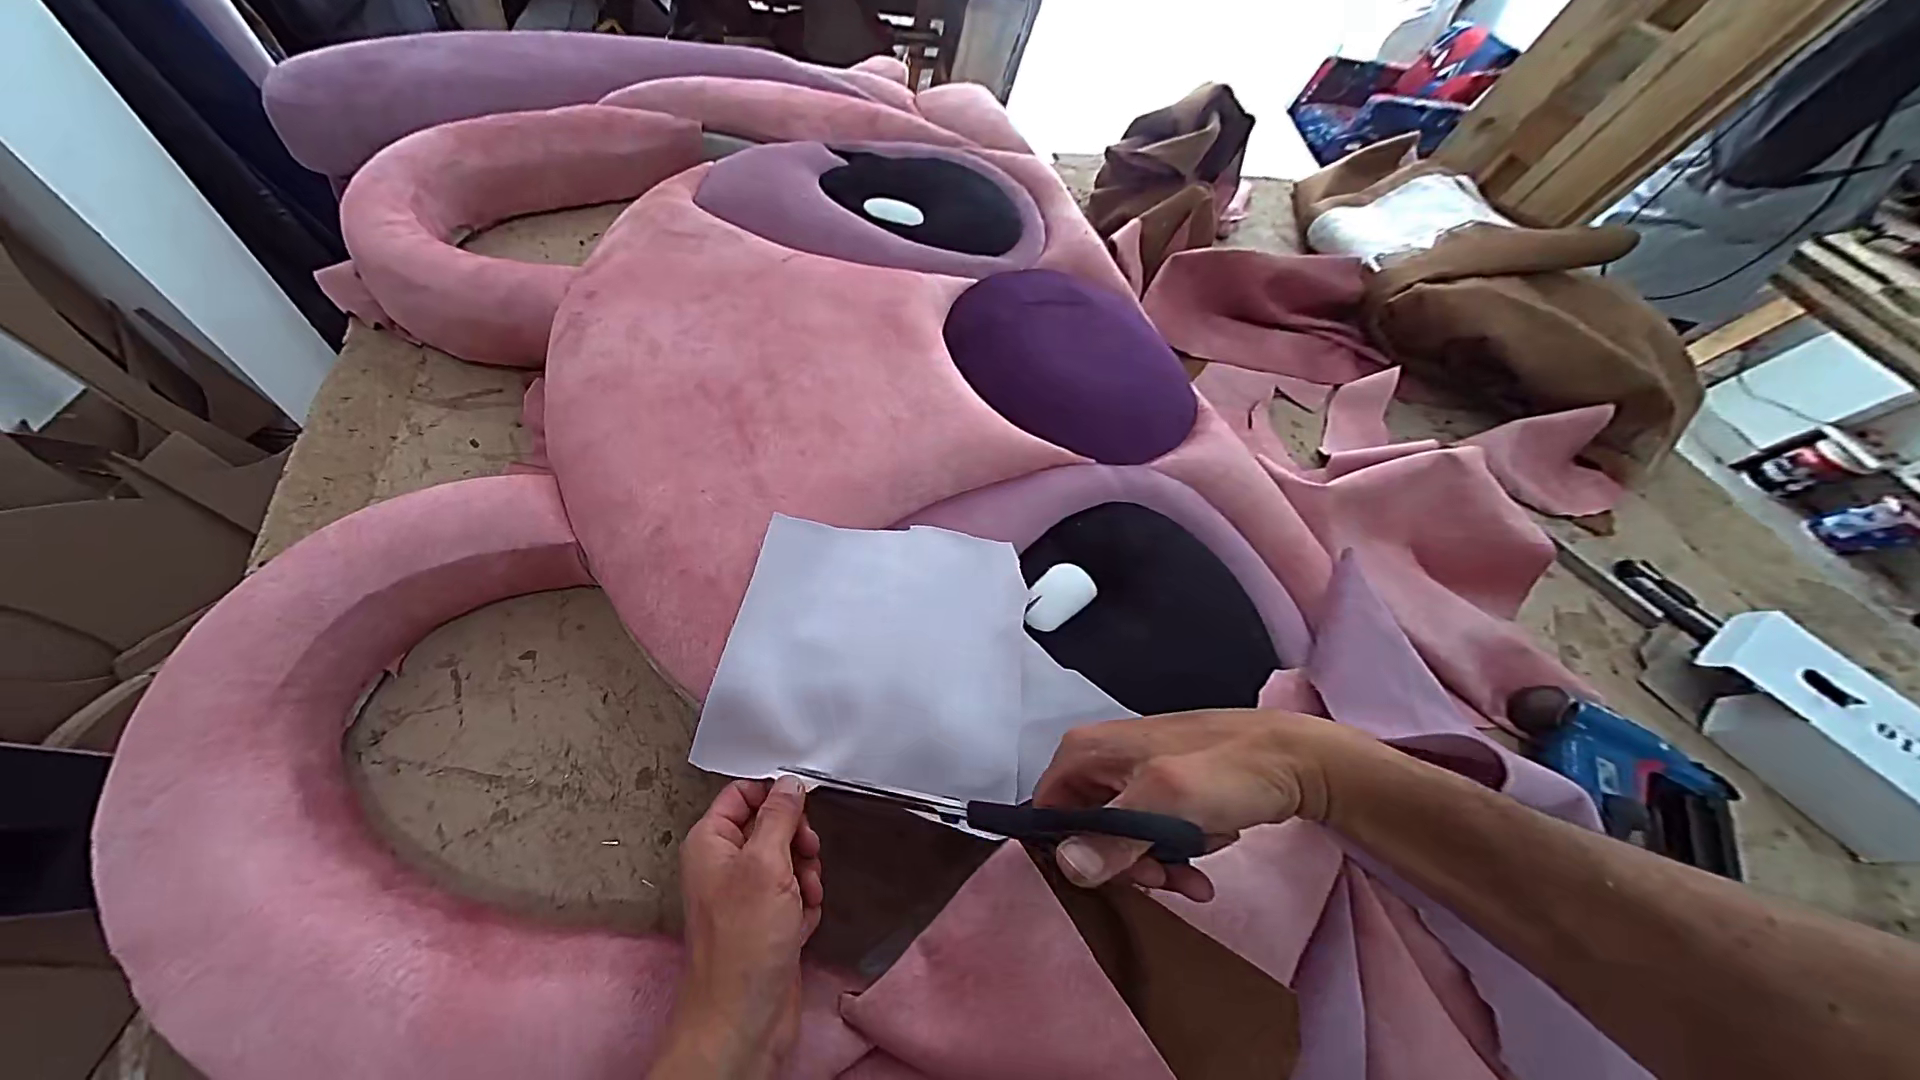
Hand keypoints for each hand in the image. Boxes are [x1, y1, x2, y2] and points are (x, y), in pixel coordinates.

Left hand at [652, 777, 823, 1079]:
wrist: (745, 1022)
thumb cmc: (744, 943)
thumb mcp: (766, 863)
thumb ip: (780, 816)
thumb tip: (789, 783)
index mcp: (712, 842)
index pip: (743, 793)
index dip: (774, 793)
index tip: (803, 802)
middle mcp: (726, 864)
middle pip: (772, 824)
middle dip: (798, 839)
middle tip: (805, 856)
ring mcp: (747, 893)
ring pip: (790, 857)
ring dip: (806, 873)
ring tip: (802, 897)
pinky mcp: (767, 919)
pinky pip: (796, 890)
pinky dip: (805, 901)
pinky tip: (800, 922)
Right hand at [1033, 709, 1366, 901]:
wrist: (1294, 757)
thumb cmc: (1225, 771)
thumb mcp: (1164, 803)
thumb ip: (1112, 836)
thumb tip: (1068, 868)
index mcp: (1084, 750)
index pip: (1046, 812)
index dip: (1072, 852)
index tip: (1115, 877)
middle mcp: (1099, 756)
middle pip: (1083, 826)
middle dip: (1124, 861)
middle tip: (1165, 877)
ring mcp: (1130, 769)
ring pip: (1118, 833)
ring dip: (1154, 860)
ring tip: (1195, 871)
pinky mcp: (1159, 782)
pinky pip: (1148, 827)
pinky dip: (1172, 847)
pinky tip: (1204, 852)